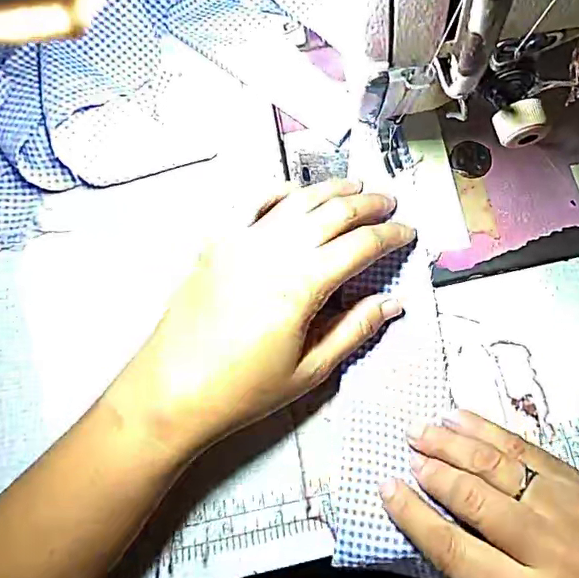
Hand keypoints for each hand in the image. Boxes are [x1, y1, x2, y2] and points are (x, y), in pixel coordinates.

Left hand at [101, 179, 415, 461]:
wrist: (172, 388)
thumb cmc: (241, 389)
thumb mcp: (309, 371)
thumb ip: (353, 329)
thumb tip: (390, 303)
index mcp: (301, 285)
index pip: (360, 245)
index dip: (390, 236)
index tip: (407, 232)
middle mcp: (273, 252)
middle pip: (333, 212)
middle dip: (368, 204)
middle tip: (388, 204)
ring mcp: (241, 241)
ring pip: (296, 200)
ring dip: (330, 190)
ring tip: (354, 188)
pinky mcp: (217, 242)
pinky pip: (251, 202)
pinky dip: (278, 190)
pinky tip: (295, 191)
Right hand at [380, 410, 578, 577]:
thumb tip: (424, 522)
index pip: (458, 550)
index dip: (416, 516)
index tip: (387, 489)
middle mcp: (560, 553)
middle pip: (478, 500)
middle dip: (435, 472)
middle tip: (407, 453)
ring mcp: (577, 512)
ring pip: (501, 465)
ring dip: (455, 444)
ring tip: (422, 430)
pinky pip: (527, 449)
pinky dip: (488, 431)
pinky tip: (460, 420)